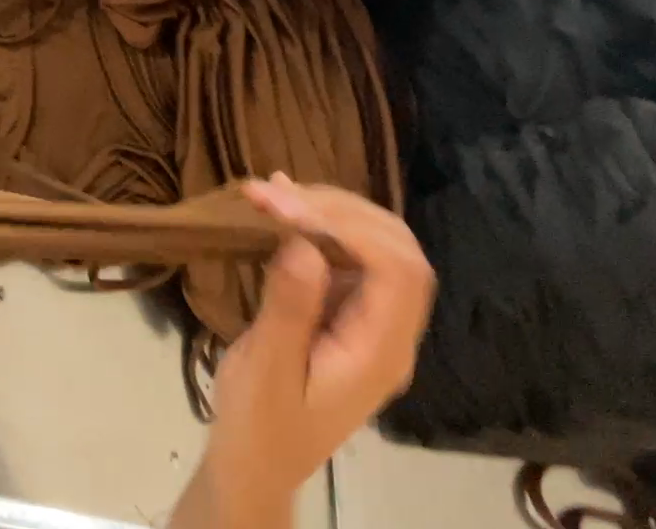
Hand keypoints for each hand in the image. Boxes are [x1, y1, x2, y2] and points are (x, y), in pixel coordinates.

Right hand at [173, 174, 434, 528]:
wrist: (257, 463)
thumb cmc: (259, 423)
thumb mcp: (267, 369)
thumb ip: (291, 308)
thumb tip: (303, 245)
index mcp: (380, 352)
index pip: (395, 270)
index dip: (345, 225)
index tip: (281, 205)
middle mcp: (389, 334)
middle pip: (399, 251)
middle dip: (342, 210)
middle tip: (275, 192)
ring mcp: (371, 324)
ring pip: (380, 249)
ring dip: (332, 212)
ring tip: (274, 192)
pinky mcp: (347, 317)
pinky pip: (351, 260)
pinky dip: (321, 226)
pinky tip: (284, 206)